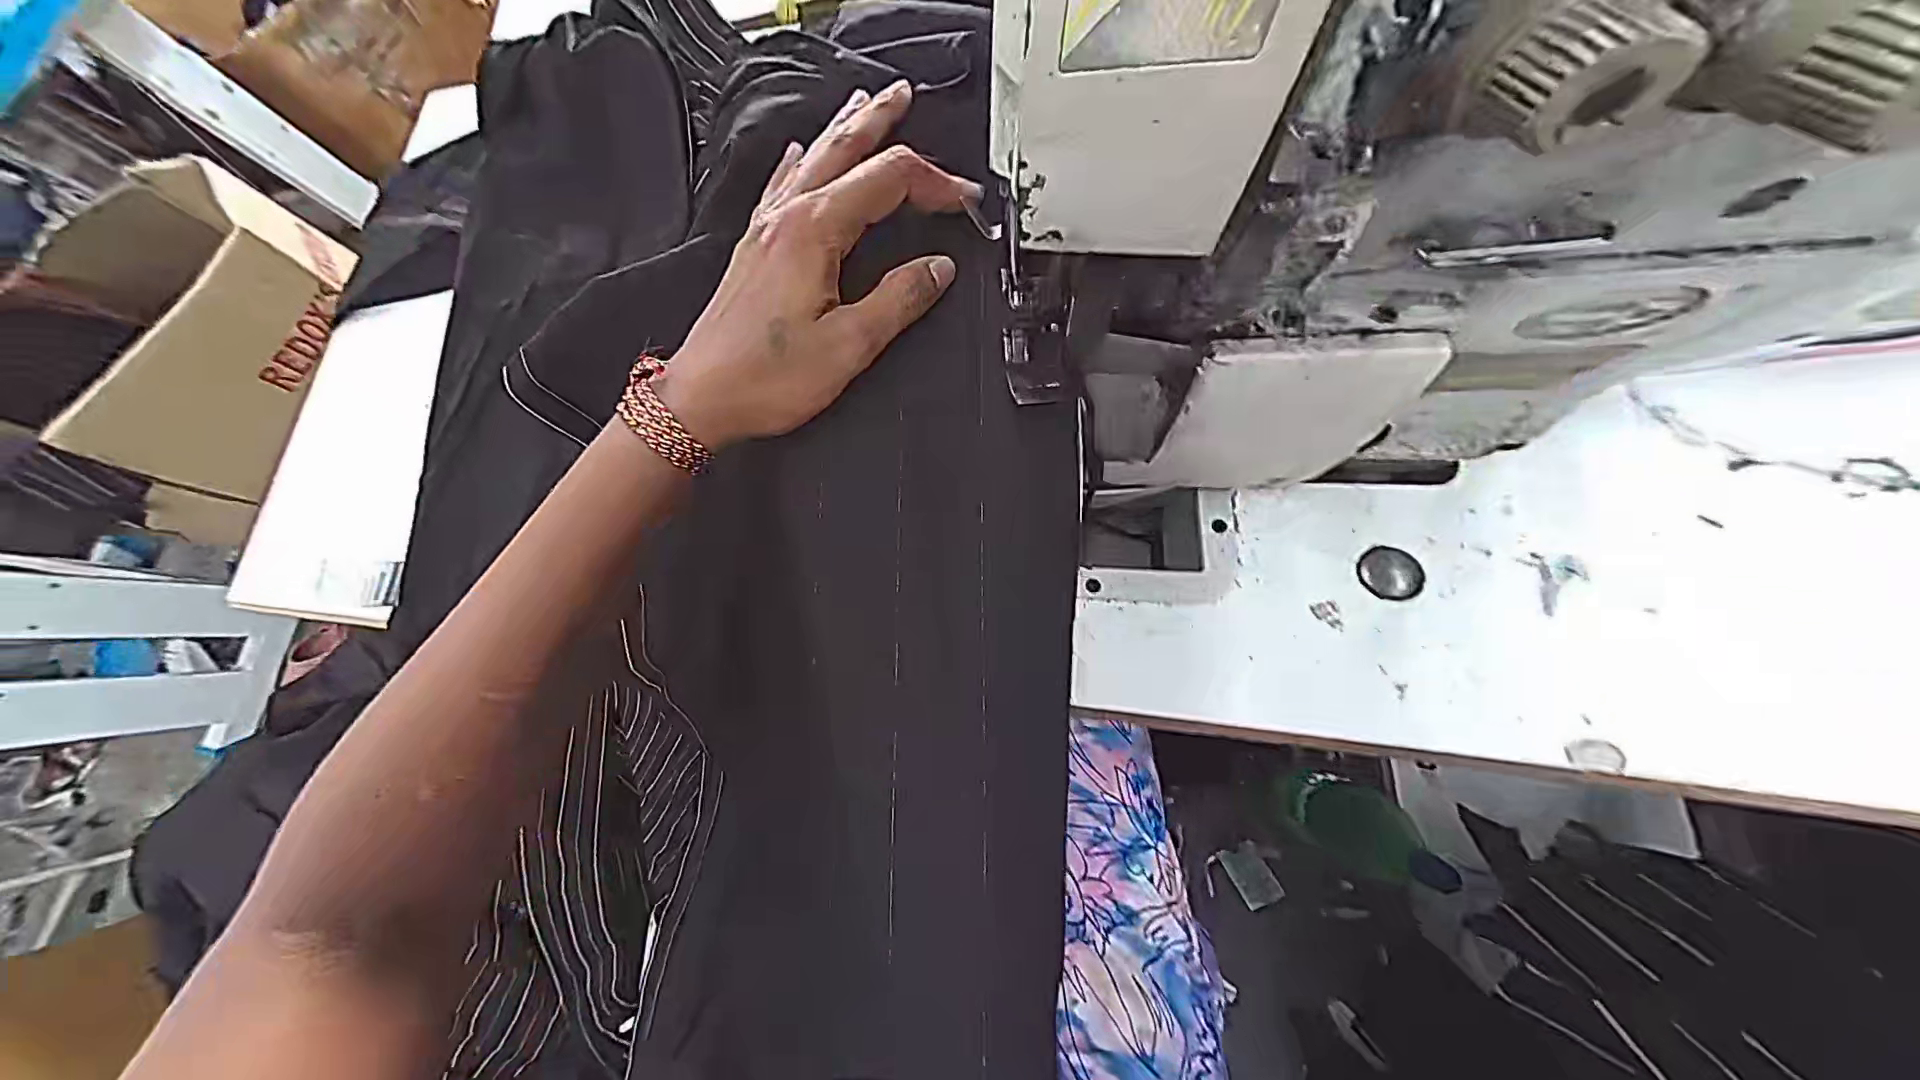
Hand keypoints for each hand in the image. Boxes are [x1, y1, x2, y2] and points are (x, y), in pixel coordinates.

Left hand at [653, 79, 979, 450]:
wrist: (703, 397)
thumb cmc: (765, 378)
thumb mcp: (848, 345)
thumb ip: (898, 300)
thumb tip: (936, 270)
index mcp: (813, 233)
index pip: (888, 182)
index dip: (934, 184)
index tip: (964, 201)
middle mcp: (785, 220)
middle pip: (843, 150)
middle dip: (880, 121)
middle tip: (904, 97)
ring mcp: (765, 231)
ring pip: (812, 160)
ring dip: (843, 130)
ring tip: (864, 108)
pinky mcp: (754, 250)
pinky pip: (781, 186)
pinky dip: (801, 162)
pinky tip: (798, 154)